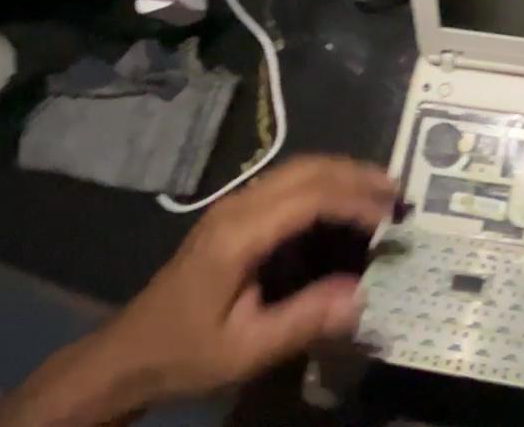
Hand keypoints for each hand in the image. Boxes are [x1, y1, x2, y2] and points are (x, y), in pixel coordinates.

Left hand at [0, 157, 394, 426]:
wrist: (126, 356)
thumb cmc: (184, 354)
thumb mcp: (244, 350)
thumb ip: (303, 320)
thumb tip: (362, 296)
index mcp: (238, 234)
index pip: (309, 197)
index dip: (355, 201)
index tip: (391, 218)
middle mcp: (238, 206)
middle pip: (307, 169)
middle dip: (356, 175)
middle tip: (398, 192)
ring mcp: (235, 205)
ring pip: (299, 168)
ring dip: (343, 173)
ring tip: (381, 190)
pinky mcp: (236, 214)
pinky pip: (290, 181)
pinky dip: (326, 181)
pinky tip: (345, 198)